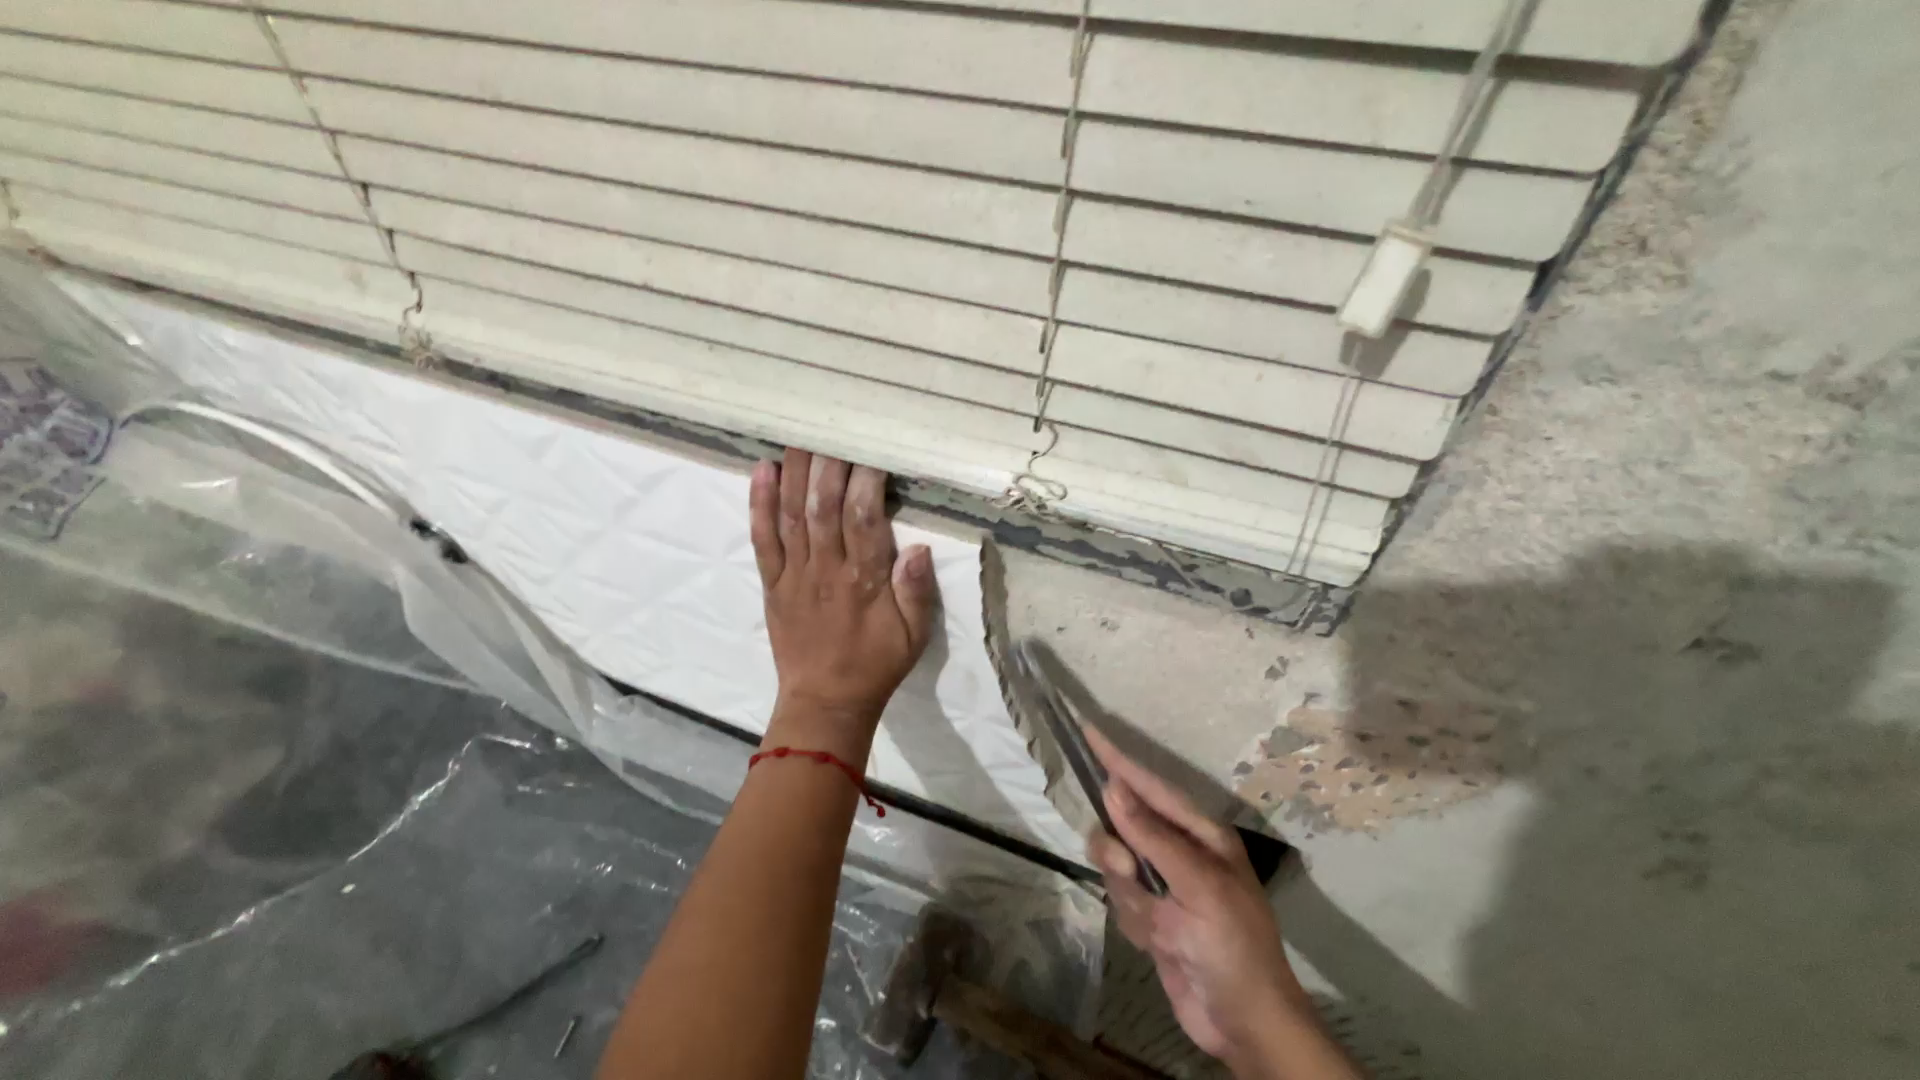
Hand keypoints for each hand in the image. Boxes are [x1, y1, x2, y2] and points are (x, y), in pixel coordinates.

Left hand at [749, 449, 938, 762]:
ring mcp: (794, 575)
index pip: (864, 517)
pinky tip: (762, 470)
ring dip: (796, 471)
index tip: (872, 448)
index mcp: (864, 581)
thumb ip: (916, 593)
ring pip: (792, 514)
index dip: (866, 478)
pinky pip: (762, 539)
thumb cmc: (876, 664)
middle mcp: (826, 570)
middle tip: (835, 425)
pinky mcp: (772, 583)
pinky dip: (760, 504)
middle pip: (824, 506)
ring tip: (800, 432)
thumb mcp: (914, 636)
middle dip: (829, 462)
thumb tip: (920, 548)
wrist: (825, 701)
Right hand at [1087, 729, 1312, 1064]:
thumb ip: (1152, 836)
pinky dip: (1135, 921)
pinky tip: (1160, 943)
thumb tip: (1112, 787)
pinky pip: (1121, 900)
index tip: (1087, 732)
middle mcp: (1181, 852)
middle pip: (1123, 826)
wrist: (1242, 1022)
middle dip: (1119, 851)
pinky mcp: (1151, 916)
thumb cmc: (1233, 945)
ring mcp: (1164, 885)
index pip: (1151, 787)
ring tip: (1158, 922)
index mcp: (1202, 834)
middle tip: (1130, 873)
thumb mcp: (1198, 886)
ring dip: (1131, 896)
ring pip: (1116, 865)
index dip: (1118, 761)